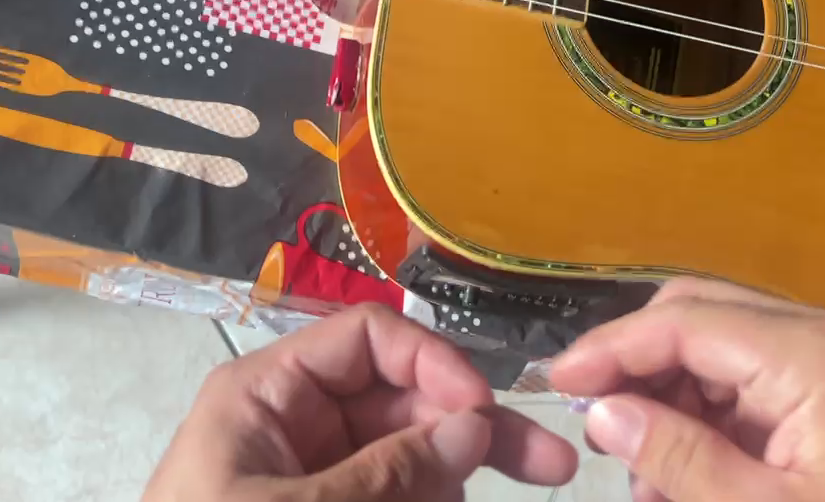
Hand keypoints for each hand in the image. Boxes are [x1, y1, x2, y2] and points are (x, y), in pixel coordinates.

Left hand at [145, 303, 577, 501]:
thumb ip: (386, 473)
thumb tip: (476, 425)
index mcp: (272, 390)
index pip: (369, 338)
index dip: (432, 360)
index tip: (483, 410)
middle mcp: (302, 418)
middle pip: (404, 397)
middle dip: (473, 427)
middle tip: (551, 463)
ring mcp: (321, 470)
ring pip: (412, 449)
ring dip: (458, 474)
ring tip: (516, 484)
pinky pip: (400, 491)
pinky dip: (434, 497)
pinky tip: (456, 498)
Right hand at [551, 279, 824, 501]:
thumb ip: (680, 459)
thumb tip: (601, 409)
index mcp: (815, 353)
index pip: (687, 322)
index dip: (614, 347)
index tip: (558, 381)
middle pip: (700, 312)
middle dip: (641, 363)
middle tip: (600, 424)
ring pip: (719, 339)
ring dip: (671, 391)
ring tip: (646, 465)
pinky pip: (751, 370)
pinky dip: (709, 408)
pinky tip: (689, 459)